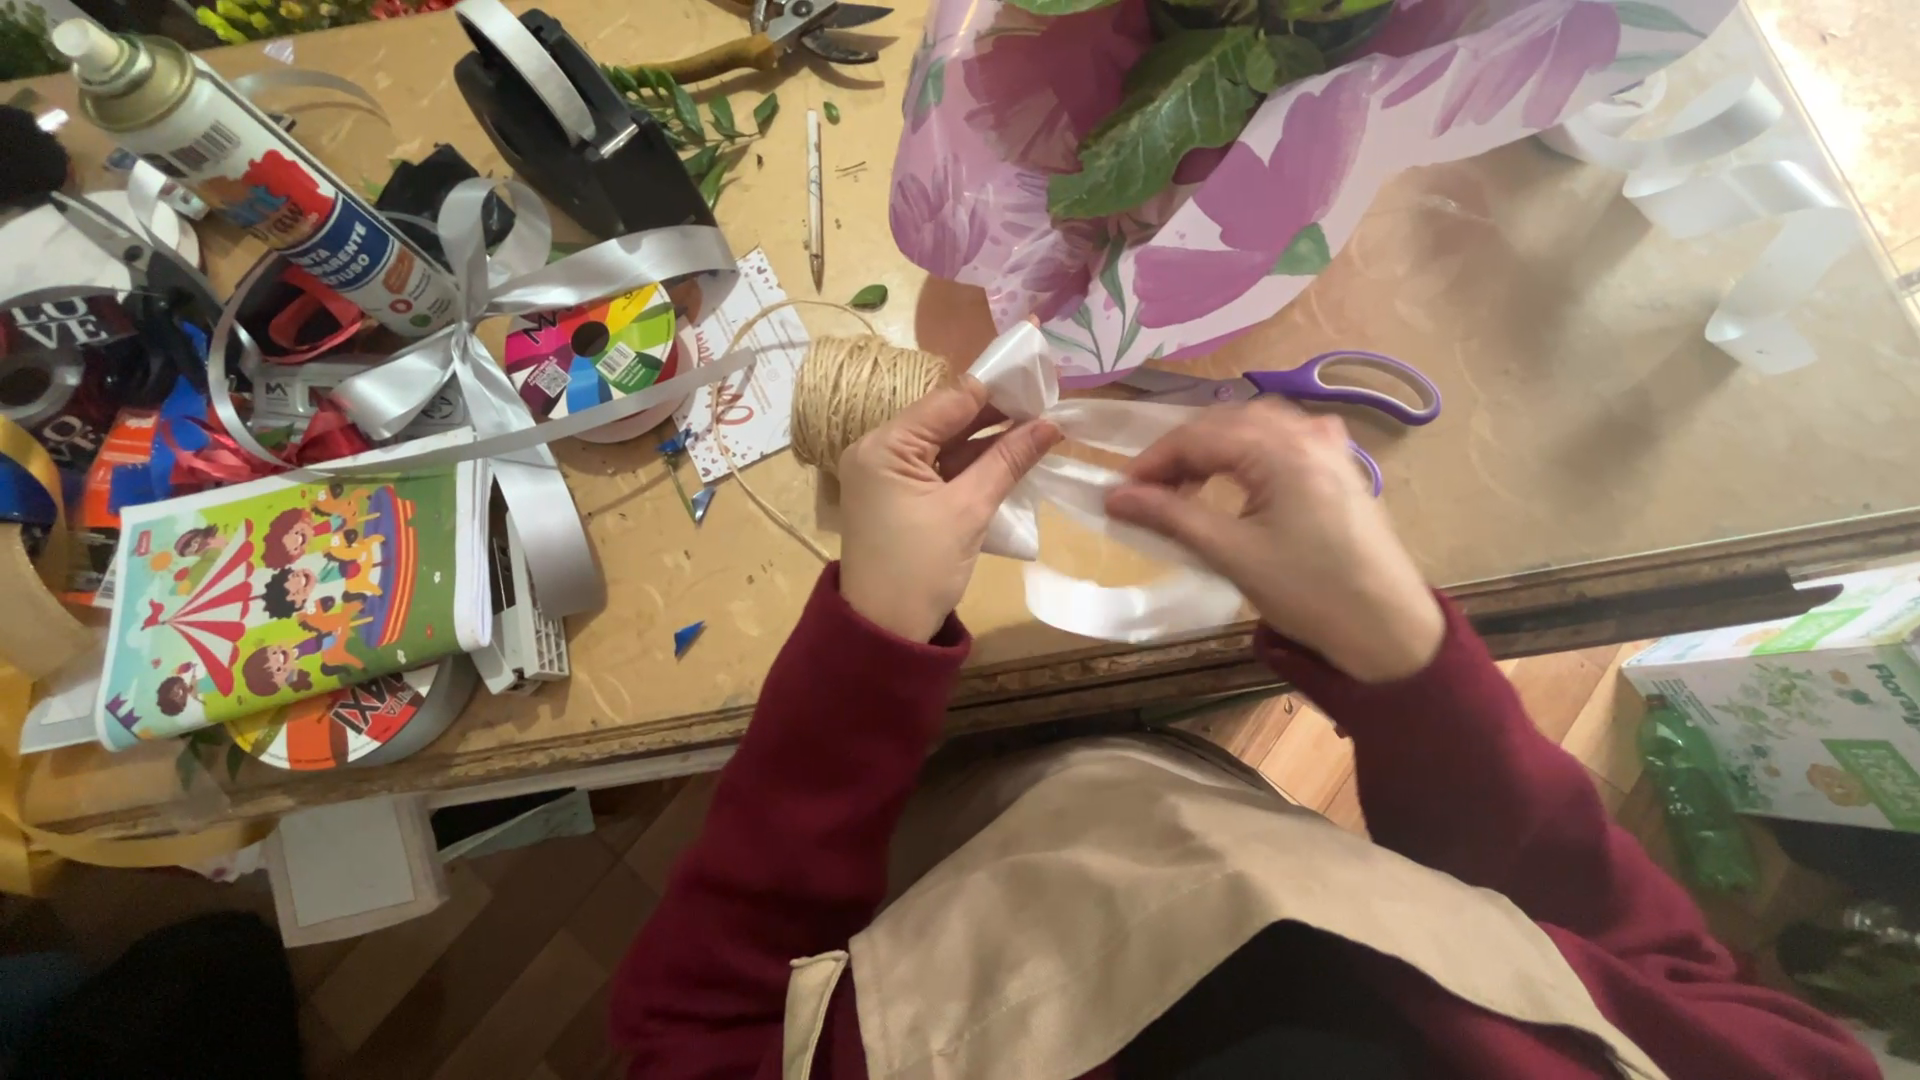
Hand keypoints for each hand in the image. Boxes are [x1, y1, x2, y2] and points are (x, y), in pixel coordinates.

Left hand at [838, 378, 1062, 641]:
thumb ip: (1008, 460)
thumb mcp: (969, 510)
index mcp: (883, 445)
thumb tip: (1051, 424)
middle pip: (943, 419)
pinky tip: (1009, 454)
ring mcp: (886, 474)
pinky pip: (938, 468)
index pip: (947, 401)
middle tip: (1045, 404)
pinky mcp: (898, 496)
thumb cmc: (922, 568)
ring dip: (986, 439)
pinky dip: (970, 464)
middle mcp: (878, 450)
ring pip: (944, 444)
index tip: (1038, 383)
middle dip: (994, 413)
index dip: (994, 390)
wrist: (885, 631)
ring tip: (1037, 426)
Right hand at [1105, 399, 1443, 681]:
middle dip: (1177, 455)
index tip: (1117, 493)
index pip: (1197, 436)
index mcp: (1281, 448)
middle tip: (1145, 494)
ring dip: (1209, 452)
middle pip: (1222, 424)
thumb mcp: (1231, 553)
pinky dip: (1245, 452)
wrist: (1387, 628)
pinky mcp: (1337, 465)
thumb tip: (1113, 497)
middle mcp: (1306, 432)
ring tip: (1182, 488)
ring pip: (1250, 428)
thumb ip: (1169, 516)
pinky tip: (1236, 476)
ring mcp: (1328, 444)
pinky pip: (1280, 439)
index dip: (1150, 462)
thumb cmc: (1308, 592)